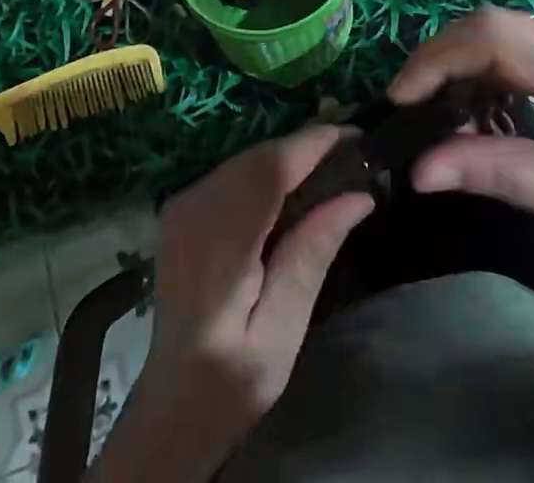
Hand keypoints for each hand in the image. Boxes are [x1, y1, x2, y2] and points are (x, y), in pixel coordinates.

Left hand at [92, 126, 372, 481]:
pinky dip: (264, 172)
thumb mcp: (285, 325)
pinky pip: (229, 175)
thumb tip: (358, 196)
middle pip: (255, 156)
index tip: (357, 136)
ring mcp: (180, 207)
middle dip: (304, 146)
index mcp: (218, 240)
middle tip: (354, 153)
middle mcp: (192, 209)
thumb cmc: (235, 375)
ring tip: (332, 165)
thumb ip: (313, 252)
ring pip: (242, 161)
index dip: (312, 143)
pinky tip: (292, 186)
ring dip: (285, 157)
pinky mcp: (180, 212)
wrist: (175, 398)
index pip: (269, 168)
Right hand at [391, 8, 533, 277]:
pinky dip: (483, 70)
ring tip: (445, 119)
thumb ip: (500, 174)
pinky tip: (485, 111)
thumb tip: (419, 168)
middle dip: (437, 65)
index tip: (400, 104)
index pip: (491, 34)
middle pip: (485, 26)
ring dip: (458, 69)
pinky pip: (514, 42)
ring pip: (494, 31)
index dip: (434, 60)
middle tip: (413, 117)